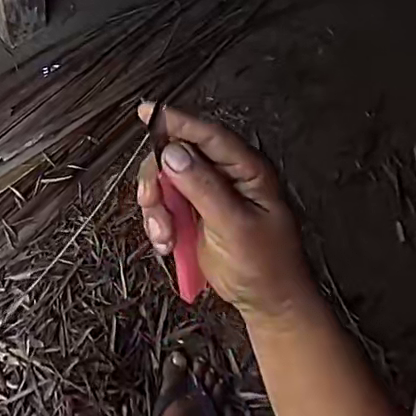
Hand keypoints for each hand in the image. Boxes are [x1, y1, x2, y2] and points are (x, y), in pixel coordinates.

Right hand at [135, 102, 315, 320]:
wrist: (267, 303)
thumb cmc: (266, 265)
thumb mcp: (235, 226)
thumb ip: (203, 188)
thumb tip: (173, 152)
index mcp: (246, 169)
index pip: (208, 135)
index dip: (177, 121)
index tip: (148, 112)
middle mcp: (224, 175)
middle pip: (177, 154)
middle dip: (158, 179)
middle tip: (152, 203)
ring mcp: (206, 193)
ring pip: (164, 179)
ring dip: (156, 207)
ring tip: (166, 235)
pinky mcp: (192, 212)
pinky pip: (163, 204)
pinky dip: (157, 222)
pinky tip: (168, 242)